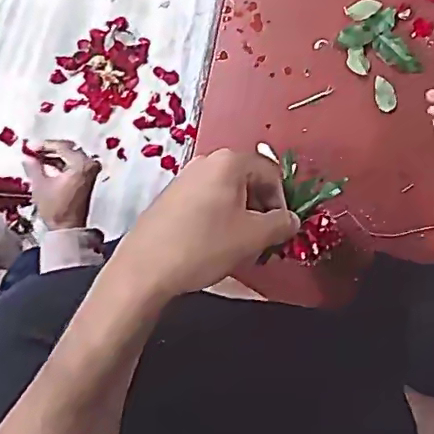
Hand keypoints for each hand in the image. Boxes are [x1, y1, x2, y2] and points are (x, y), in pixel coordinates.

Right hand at [22, 140, 101, 230]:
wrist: (68, 226)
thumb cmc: (55, 207)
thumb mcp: (40, 185)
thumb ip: (34, 167)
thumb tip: (27, 155)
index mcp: (82, 164)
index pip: (63, 147)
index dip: (44, 145)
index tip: (29, 146)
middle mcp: (90, 164)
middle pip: (68, 149)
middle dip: (49, 149)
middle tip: (31, 150)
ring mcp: (91, 170)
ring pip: (70, 156)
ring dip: (53, 156)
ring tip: (35, 157)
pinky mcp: (88, 176)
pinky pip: (73, 163)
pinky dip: (60, 163)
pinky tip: (45, 164)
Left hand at [109, 149, 298, 298]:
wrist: (142, 272)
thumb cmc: (203, 246)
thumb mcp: (254, 237)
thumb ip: (282, 224)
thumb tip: (291, 220)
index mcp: (230, 161)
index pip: (272, 174)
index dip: (281, 202)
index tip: (279, 229)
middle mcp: (207, 161)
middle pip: (249, 181)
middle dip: (260, 210)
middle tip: (260, 240)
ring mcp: (185, 178)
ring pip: (228, 193)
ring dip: (241, 216)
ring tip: (237, 246)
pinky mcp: (169, 197)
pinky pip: (207, 201)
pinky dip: (218, 219)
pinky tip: (212, 245)